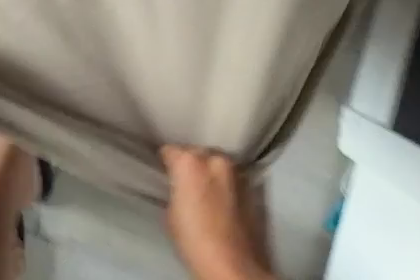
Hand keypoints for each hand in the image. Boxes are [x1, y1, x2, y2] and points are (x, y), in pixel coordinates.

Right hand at [161, 145, 274, 279]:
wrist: (236, 268)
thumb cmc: (195, 241)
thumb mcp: (171, 214)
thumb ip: (175, 191)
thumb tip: (180, 188)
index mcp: (188, 162)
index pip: (170, 150)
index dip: (167, 164)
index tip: (167, 174)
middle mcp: (214, 159)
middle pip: (197, 153)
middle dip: (192, 165)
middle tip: (188, 185)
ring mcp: (236, 172)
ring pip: (217, 163)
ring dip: (211, 172)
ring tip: (208, 192)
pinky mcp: (253, 188)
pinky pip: (233, 178)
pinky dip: (227, 184)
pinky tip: (224, 201)